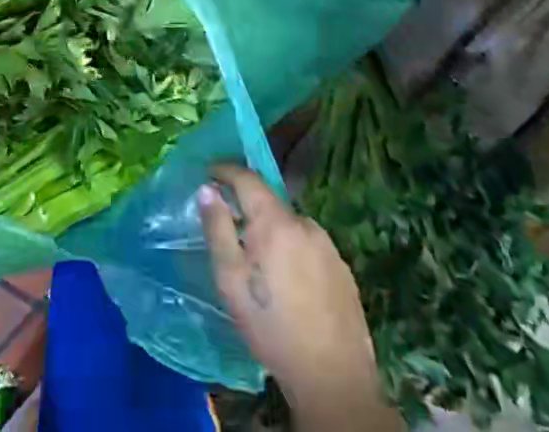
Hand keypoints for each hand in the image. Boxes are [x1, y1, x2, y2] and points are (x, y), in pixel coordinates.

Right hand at [199, 165, 398, 430]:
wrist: (333, 378)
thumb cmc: (270, 327)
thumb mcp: (230, 280)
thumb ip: (217, 229)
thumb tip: (206, 189)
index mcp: (276, 223)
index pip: (247, 178)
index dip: (225, 171)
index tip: (208, 172)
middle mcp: (305, 224)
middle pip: (269, 202)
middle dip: (247, 207)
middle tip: (228, 227)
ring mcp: (328, 246)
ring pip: (289, 225)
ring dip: (271, 230)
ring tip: (257, 261)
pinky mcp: (342, 268)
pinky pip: (308, 244)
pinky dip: (291, 248)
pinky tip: (286, 280)